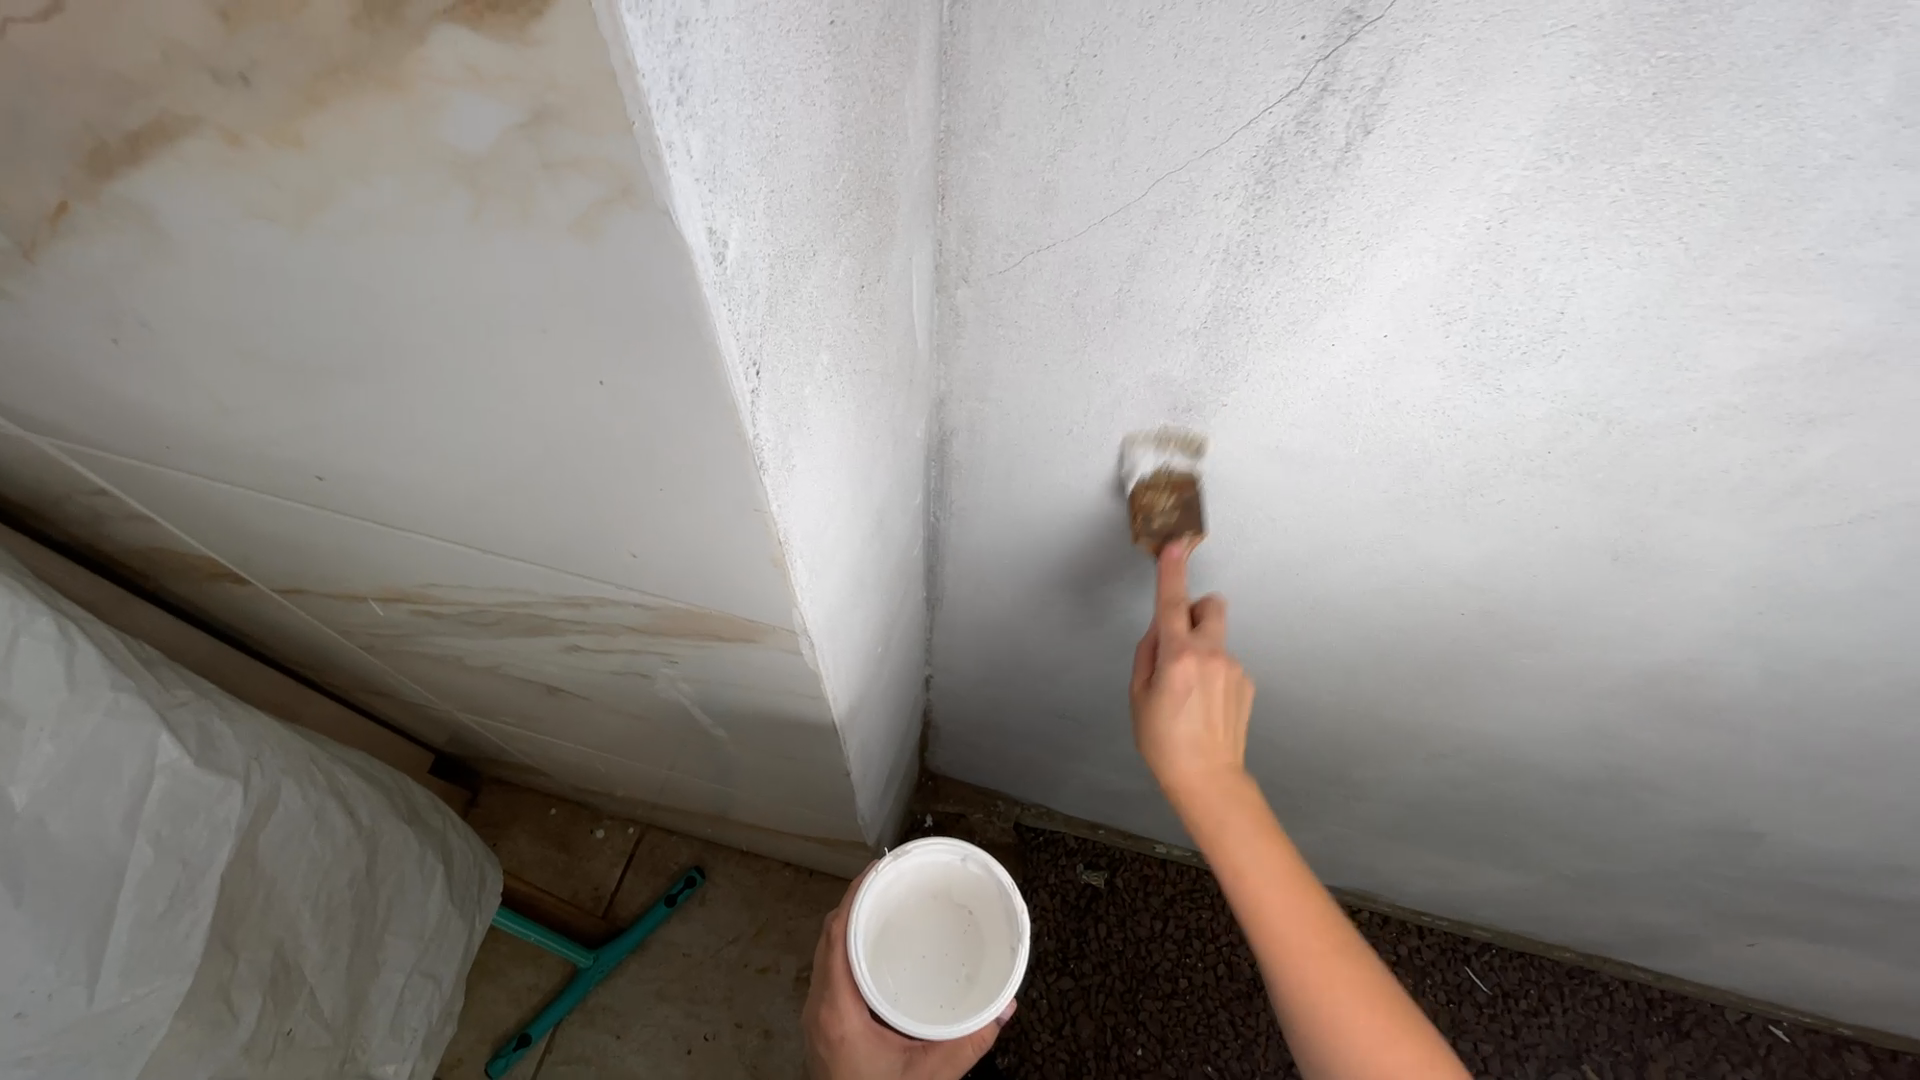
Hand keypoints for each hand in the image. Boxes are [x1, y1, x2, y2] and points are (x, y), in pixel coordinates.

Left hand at [802, 868, 1014, 1079]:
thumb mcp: (928, 1076)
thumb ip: (968, 1041)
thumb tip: (1005, 1006)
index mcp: (836, 1009)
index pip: (835, 933)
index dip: (853, 895)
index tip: (878, 869)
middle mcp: (818, 1007)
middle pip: (828, 936)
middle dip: (855, 903)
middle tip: (888, 882)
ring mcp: (816, 1018)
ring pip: (826, 954)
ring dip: (850, 926)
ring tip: (882, 907)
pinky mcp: (823, 1028)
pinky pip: (830, 973)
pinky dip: (848, 951)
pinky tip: (873, 952)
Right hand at [1130, 539, 1255, 799]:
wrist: (1207, 778)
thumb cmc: (1162, 741)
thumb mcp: (1138, 695)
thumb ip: (1148, 653)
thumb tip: (1159, 630)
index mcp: (1177, 658)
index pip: (1172, 603)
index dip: (1172, 571)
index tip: (1176, 545)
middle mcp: (1211, 656)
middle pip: (1211, 606)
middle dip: (1196, 611)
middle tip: (1179, 640)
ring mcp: (1234, 669)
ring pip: (1216, 638)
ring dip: (1201, 649)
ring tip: (1188, 691)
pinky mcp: (1247, 683)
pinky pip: (1225, 662)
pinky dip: (1213, 672)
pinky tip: (1204, 703)